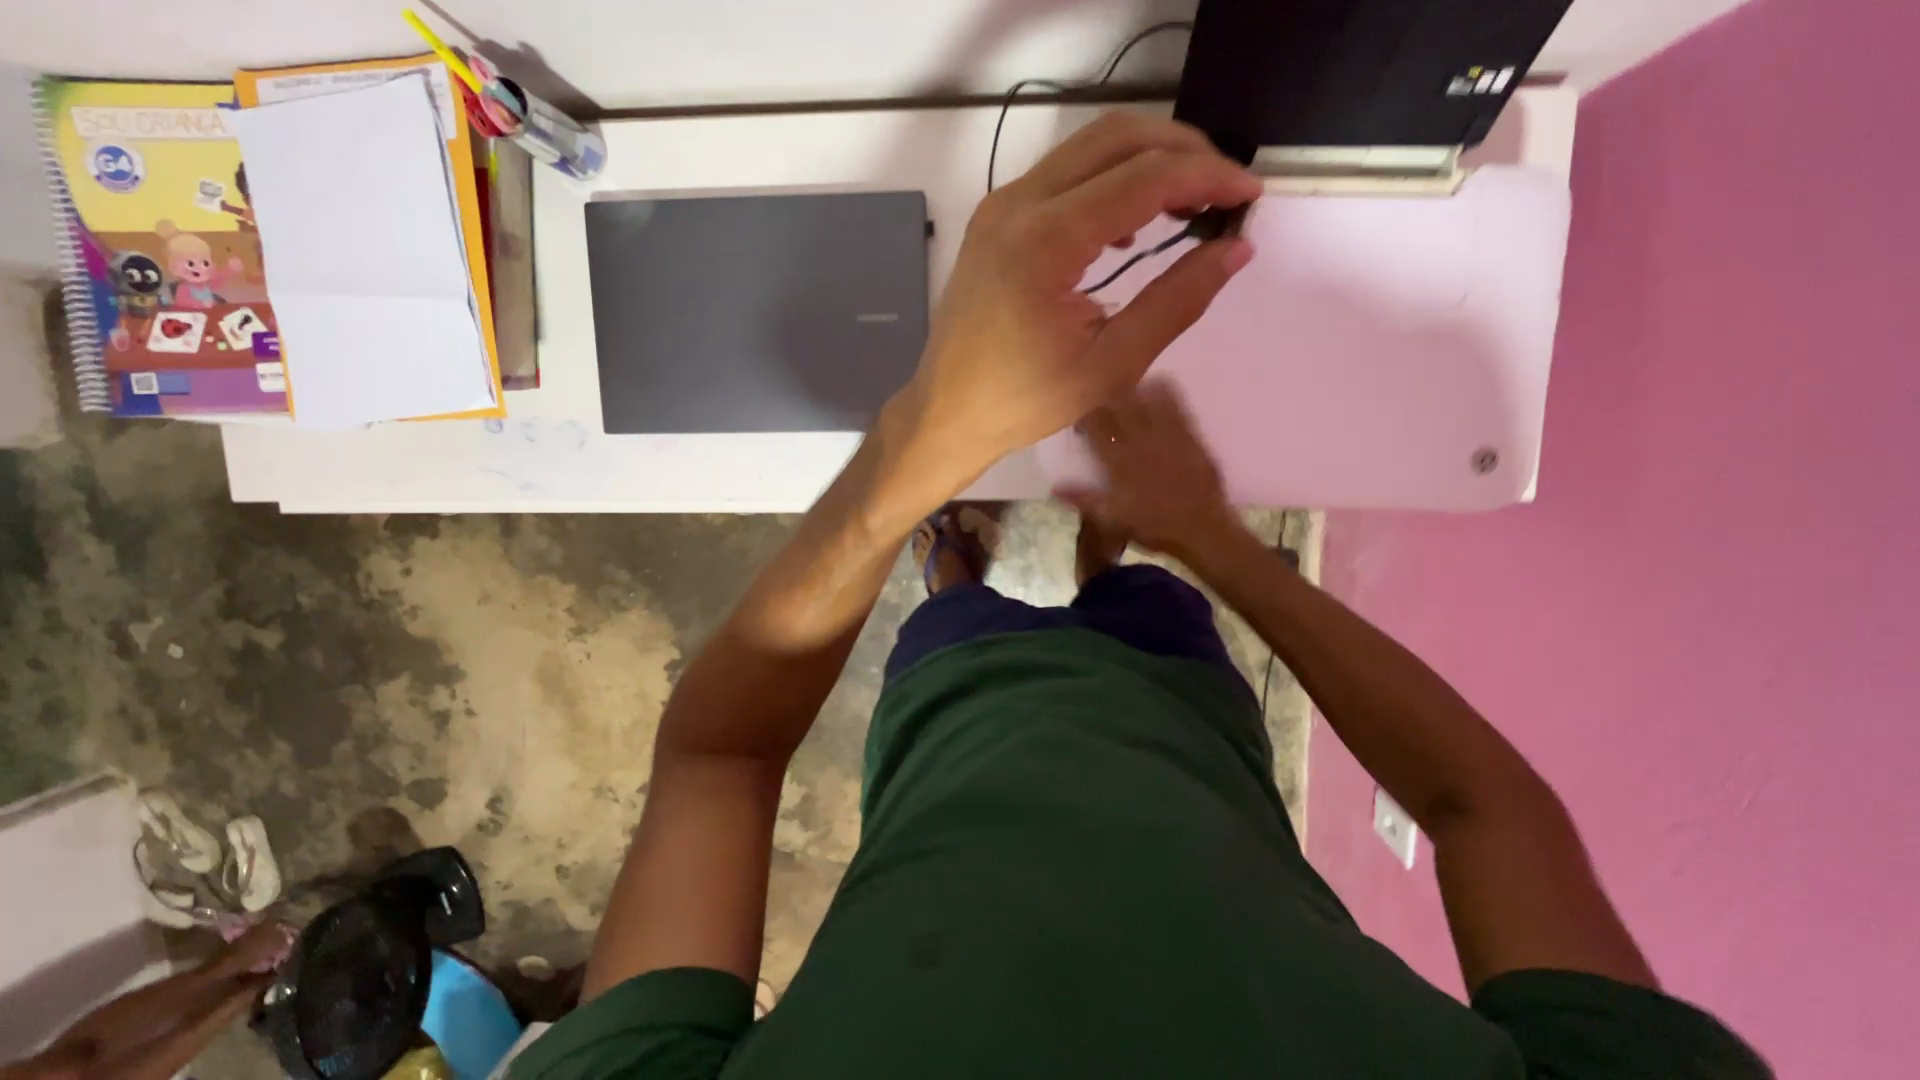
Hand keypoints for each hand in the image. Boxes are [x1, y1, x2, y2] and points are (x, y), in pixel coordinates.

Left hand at [889, 111, 1258, 491]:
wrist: (946, 412)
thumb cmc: (1024, 401)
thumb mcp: (1111, 364)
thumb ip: (1176, 302)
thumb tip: (1235, 249)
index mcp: (1044, 241)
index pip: (1144, 177)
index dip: (1207, 176)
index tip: (1251, 194)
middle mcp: (1017, 204)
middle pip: (1116, 136)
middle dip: (1182, 150)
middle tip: (1225, 189)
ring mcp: (1001, 205)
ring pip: (1088, 146)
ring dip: (1147, 158)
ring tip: (1192, 202)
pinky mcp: (997, 218)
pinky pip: (1064, 174)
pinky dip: (1110, 178)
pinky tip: (1136, 225)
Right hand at [1055, 380, 1243, 557]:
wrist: (1203, 530)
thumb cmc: (1154, 528)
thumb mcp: (1112, 519)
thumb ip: (1083, 499)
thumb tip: (1054, 488)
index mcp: (1118, 462)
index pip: (1094, 425)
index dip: (1083, 418)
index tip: (1080, 424)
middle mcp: (1141, 441)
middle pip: (1118, 404)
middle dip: (1105, 400)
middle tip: (1101, 407)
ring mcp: (1168, 434)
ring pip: (1145, 398)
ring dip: (1133, 392)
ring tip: (1126, 397)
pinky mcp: (1190, 434)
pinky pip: (1176, 403)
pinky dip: (1163, 391)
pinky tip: (1158, 389)